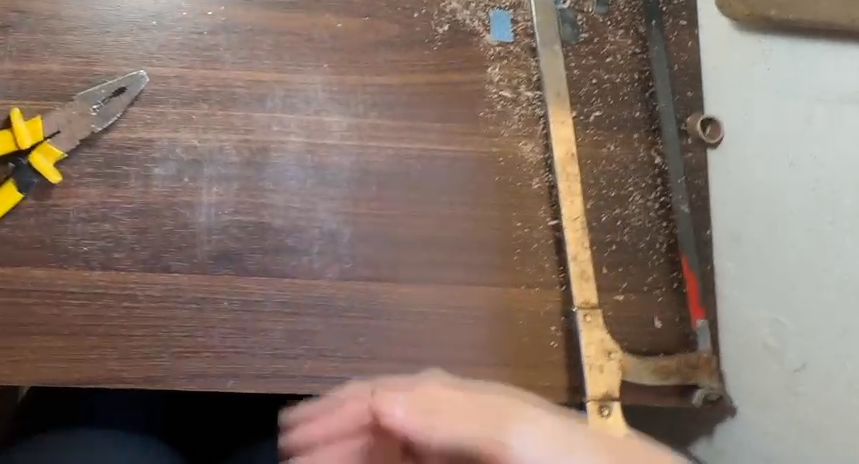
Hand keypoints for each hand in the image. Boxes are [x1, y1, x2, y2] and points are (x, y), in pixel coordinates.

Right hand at [279, 371, 682, 463]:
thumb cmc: (572, 459)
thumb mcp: (517, 435)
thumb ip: (450, 417)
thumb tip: (380, 403)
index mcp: (451, 401)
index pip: (375, 400)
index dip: (331, 417)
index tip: (290, 441)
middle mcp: (447, 422)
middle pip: (375, 423)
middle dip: (330, 435)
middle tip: (287, 454)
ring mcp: (458, 451)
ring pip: (389, 448)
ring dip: (348, 453)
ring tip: (311, 462)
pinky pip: (409, 462)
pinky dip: (381, 462)